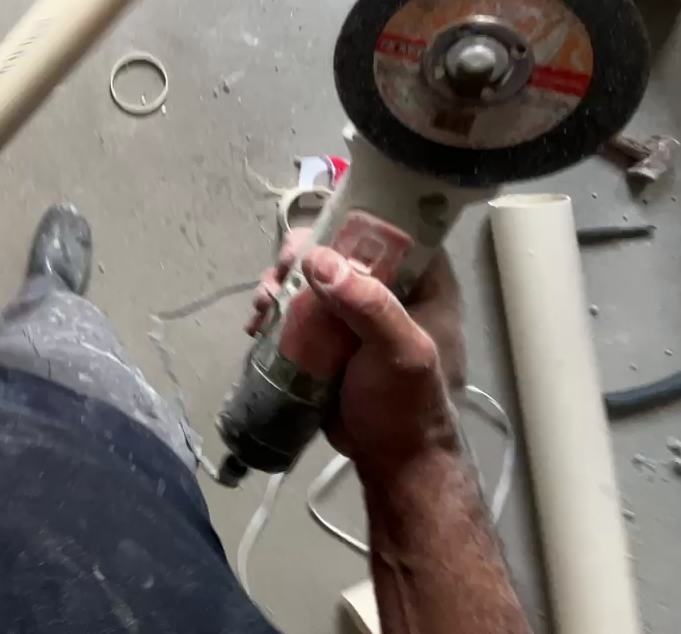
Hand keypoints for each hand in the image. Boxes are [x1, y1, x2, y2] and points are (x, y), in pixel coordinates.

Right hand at [250, 229, 464, 483]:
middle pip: (338, 249)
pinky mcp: (326, 334)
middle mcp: (388, 292)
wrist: (391, 461)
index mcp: (423, 288)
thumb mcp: (400, 353)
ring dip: (279, 282)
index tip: (319, 226)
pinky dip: (272, 307)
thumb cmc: (409, 406)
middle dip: (301, 255)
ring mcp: (353, 314)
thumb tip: (319, 261)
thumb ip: (367, 304)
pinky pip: (294, 306)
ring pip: (310, 277)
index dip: (355, 220)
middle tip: (280, 270)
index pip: (395, 232)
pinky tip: (256, 322)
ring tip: (262, 303)